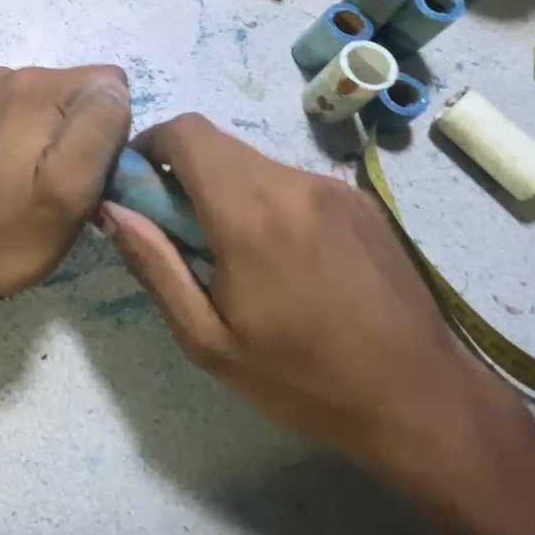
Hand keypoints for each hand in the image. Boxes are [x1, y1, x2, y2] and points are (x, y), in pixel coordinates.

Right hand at [99, 113, 503, 472]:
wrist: (422, 401)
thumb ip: (155, 266)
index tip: (138, 183)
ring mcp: (334, 187)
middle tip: (180, 229)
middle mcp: (293, 183)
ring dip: (226, 188)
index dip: (151, 143)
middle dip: (183, 171)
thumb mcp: (209, 341)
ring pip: (254, 162)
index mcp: (250, 215)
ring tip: (236, 254)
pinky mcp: (361, 200)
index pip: (186, 133)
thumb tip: (112, 211)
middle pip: (217, 144)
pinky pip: (293, 182)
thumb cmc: (304, 379)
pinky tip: (286, 259)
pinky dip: (268, 201)